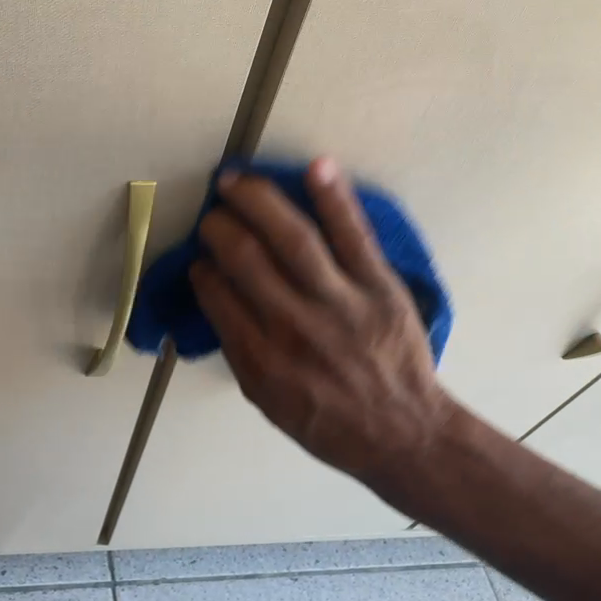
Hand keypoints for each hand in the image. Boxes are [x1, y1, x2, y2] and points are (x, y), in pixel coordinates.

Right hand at [190, 157, 458, 484]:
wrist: (402, 433)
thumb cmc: (327, 422)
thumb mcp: (266, 400)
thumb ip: (239, 349)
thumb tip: (218, 299)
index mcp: (261, 358)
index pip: (217, 297)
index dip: (201, 270)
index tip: (198, 260)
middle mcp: (294, 326)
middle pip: (246, 260)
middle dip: (220, 228)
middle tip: (211, 214)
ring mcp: (340, 303)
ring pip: (293, 239)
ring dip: (259, 201)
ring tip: (235, 179)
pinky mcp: (379, 287)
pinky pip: (354, 236)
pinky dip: (334, 199)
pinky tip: (316, 167)